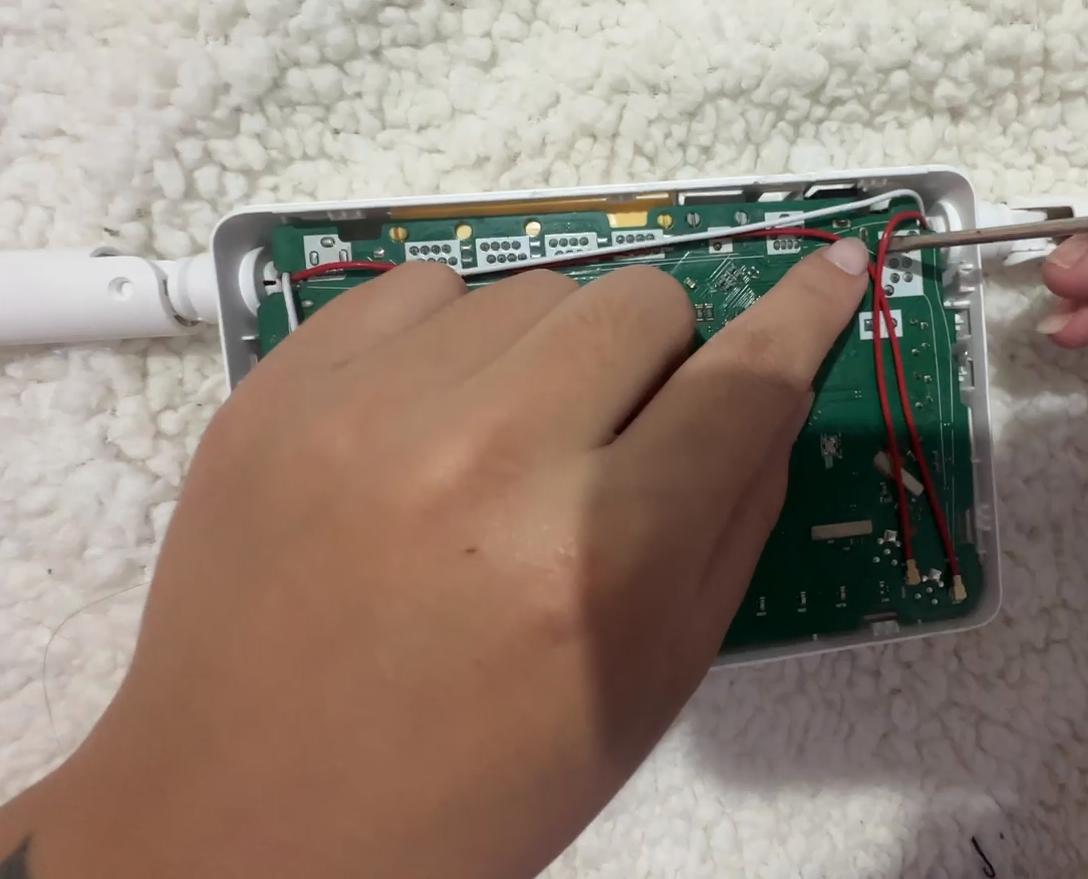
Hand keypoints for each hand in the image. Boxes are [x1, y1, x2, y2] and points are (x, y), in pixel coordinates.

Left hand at [27, 239, 870, 877]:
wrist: (250, 821)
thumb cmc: (495, 765)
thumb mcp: (663, 666)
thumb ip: (738, 509)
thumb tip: (775, 383)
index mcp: (601, 556)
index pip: (743, 383)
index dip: (803, 313)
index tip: (838, 267)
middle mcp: (488, 459)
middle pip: (641, 301)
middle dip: (658, 356)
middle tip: (618, 431)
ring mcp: (365, 411)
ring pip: (538, 285)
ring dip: (557, 350)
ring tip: (513, 436)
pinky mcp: (278, 388)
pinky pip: (426, 285)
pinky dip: (459, 335)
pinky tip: (431, 415)